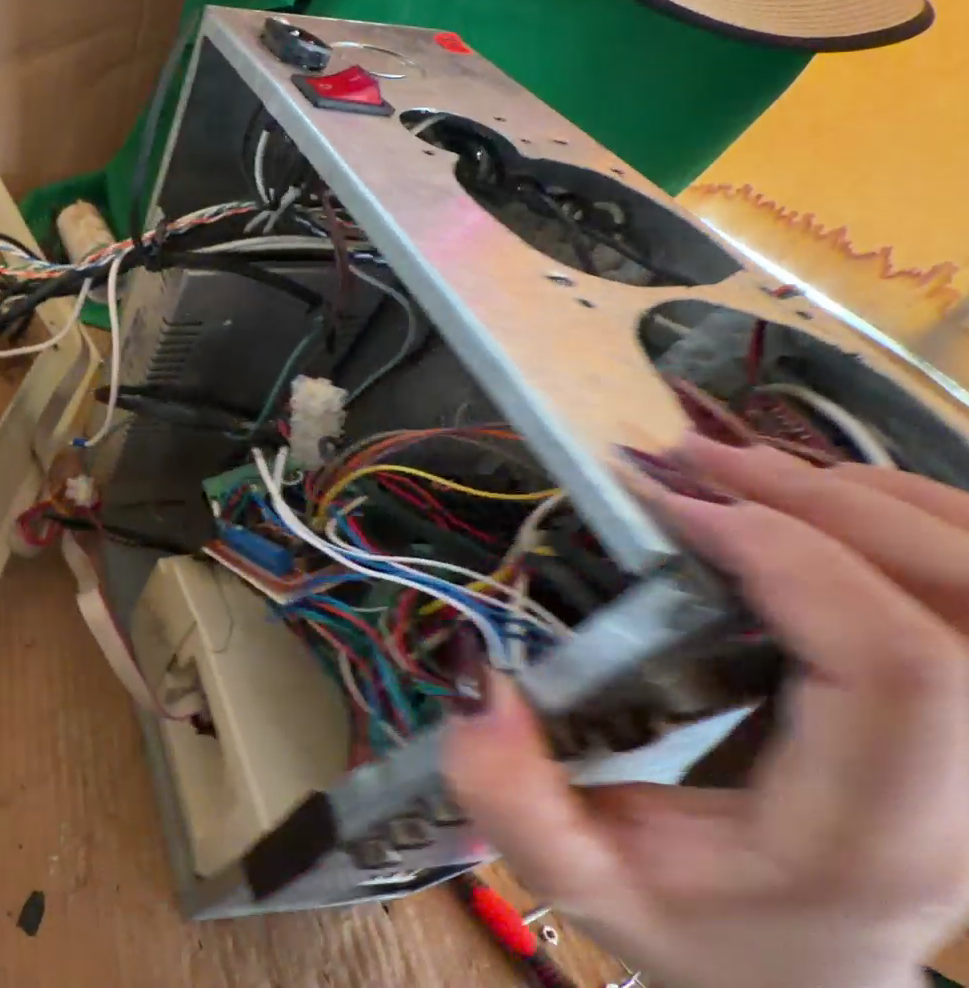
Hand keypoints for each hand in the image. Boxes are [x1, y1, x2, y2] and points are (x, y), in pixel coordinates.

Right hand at [445, 434, 968, 987]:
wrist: (796, 966)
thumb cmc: (691, 925)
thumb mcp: (576, 878)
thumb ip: (508, 793)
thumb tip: (478, 671)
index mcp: (874, 827)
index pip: (902, 665)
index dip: (794, 559)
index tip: (667, 506)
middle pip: (966, 599)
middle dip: (822, 501)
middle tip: (685, 460)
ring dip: (868, 498)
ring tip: (733, 468)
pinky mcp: (967, 714)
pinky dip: (903, 516)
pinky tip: (809, 499)